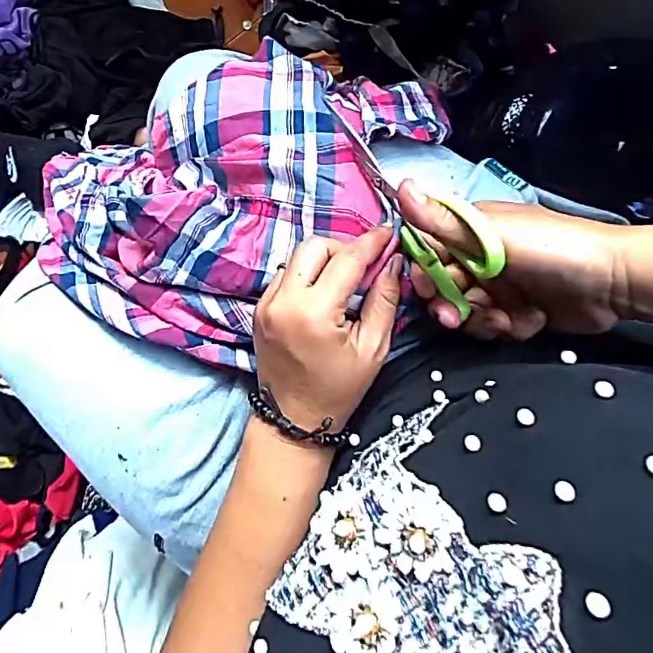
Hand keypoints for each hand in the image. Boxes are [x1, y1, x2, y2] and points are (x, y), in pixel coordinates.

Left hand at [254, 226, 403, 434]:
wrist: (293, 419)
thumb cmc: (339, 388)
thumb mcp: (373, 347)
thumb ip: (385, 299)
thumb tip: (393, 261)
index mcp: (314, 313)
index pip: (347, 260)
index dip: (372, 242)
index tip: (389, 232)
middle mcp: (284, 301)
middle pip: (315, 245)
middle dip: (344, 248)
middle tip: (365, 265)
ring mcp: (266, 304)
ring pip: (298, 256)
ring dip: (325, 260)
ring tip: (346, 281)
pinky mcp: (259, 308)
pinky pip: (286, 274)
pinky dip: (308, 275)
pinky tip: (324, 294)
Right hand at [397, 180, 624, 339]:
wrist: (614, 283)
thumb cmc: (553, 250)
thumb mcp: (494, 235)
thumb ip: (444, 220)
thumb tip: (401, 186)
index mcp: (474, 230)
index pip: (431, 250)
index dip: (424, 271)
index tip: (427, 287)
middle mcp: (484, 256)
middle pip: (446, 286)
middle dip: (449, 304)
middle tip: (457, 315)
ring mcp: (503, 284)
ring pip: (468, 310)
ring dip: (481, 319)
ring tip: (504, 319)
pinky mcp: (519, 310)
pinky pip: (495, 325)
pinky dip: (509, 327)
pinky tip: (530, 320)